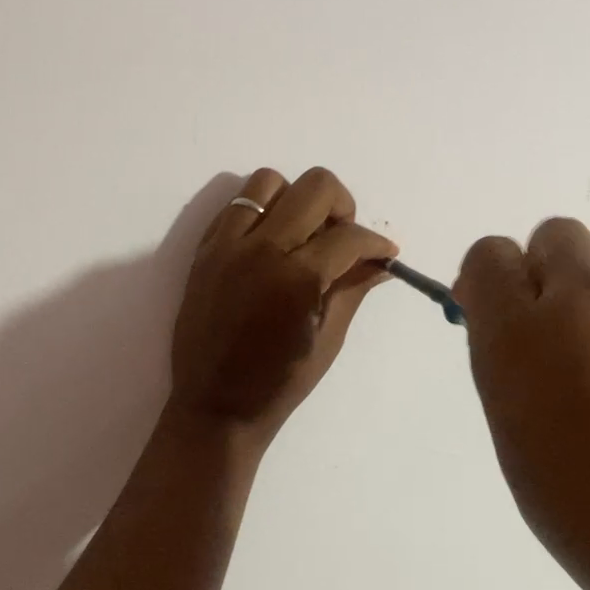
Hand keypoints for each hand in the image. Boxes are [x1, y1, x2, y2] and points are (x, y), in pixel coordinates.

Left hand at [168, 167, 396, 444]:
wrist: (215, 407)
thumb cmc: (278, 385)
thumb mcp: (327, 340)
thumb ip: (352, 290)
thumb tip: (380, 263)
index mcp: (297, 279)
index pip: (349, 237)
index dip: (376, 244)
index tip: (385, 255)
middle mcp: (261, 250)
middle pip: (316, 187)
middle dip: (342, 208)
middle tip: (343, 240)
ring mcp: (227, 246)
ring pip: (270, 182)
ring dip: (296, 201)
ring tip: (302, 236)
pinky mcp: (204, 251)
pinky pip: (236, 205)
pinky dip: (260, 212)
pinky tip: (270, 243)